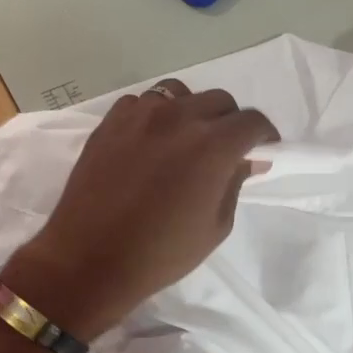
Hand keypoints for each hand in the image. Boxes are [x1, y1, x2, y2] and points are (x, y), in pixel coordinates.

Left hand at [0, 78, 277, 337]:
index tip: (263, 149)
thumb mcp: (215, 227)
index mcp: (212, 146)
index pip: (252, 121)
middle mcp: (179, 118)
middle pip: (219, 100)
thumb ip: (234, 184)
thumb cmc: (160, 253)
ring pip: (179, 93)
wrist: (89, 258)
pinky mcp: (110, 121)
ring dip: (192, 110)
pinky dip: (155, 115)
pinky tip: (151, 141)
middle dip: (230, 121)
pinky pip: (142, 103)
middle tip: (225, 149)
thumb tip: (246, 160)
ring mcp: (141, 115)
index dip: (264, 135)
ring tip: (186, 138)